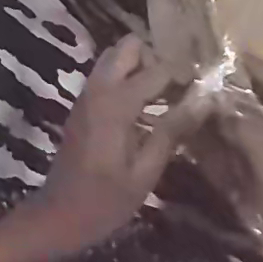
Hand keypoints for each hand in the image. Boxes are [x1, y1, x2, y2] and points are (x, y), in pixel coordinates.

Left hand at [29, 35, 209, 253]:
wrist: (58, 214)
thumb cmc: (104, 201)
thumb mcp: (145, 172)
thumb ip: (172, 131)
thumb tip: (204, 100)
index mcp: (114, 105)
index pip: (157, 70)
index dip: (184, 77)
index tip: (203, 92)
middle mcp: (97, 91)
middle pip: (127, 47)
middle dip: (155, 59)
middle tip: (176, 89)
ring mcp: (85, 96)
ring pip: (113, 58)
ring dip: (140, 67)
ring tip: (165, 98)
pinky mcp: (81, 106)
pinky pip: (105, 76)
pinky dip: (126, 80)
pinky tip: (146, 110)